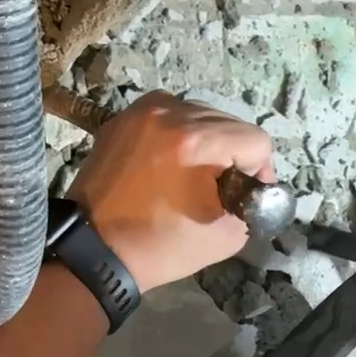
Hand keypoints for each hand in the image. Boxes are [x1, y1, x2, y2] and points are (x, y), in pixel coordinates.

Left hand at [67, 92, 275, 289]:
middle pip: (227, 120)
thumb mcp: (226, 235)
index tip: (246, 191)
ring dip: (206, 137)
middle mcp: (168, 115)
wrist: (95, 246)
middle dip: (233, 152)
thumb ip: (251, 202)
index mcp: (195, 142)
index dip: (260, 169)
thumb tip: (252, 185)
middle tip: (221, 184)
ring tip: (194, 169)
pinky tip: (171, 154)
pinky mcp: (121, 118)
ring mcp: (140, 112)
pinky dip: (176, 127)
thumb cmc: (161, 246)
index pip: (255, 139)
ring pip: (197, 111)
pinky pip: (165, 110)